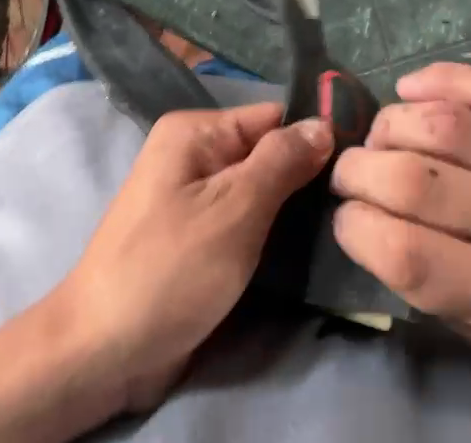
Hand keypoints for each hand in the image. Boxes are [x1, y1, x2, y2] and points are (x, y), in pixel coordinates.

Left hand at [54, 103, 333, 409]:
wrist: (104, 351)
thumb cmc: (170, 271)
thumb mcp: (234, 210)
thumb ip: (281, 162)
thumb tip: (325, 123)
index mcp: (194, 133)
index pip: (274, 117)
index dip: (317, 138)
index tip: (365, 166)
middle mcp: (193, 157)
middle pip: (269, 154)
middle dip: (308, 179)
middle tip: (360, 207)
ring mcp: (194, 200)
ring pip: (262, 193)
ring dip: (295, 213)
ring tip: (346, 230)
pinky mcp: (199, 240)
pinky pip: (247, 224)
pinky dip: (274, 236)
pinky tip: (311, 253)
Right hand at [330, 64, 470, 392]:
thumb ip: (418, 278)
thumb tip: (358, 210)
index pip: (404, 249)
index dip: (353, 227)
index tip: (346, 223)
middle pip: (413, 178)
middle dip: (356, 172)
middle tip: (349, 179)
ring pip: (443, 123)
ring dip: (388, 126)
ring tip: (379, 143)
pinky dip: (439, 78)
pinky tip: (409, 91)